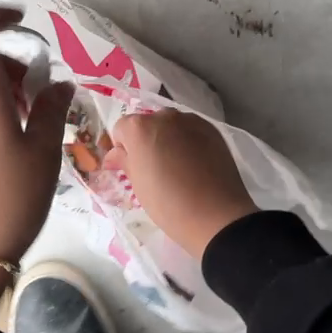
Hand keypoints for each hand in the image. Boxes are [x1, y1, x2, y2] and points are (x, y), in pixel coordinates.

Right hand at [111, 107, 257, 258]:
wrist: (216, 216)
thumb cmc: (168, 203)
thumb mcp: (138, 185)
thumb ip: (124, 161)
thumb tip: (115, 154)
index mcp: (138, 128)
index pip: (121, 129)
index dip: (123, 149)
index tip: (132, 168)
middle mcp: (164, 116)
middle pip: (146, 124)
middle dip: (145, 141)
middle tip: (154, 168)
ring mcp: (190, 121)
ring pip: (170, 125)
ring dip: (167, 139)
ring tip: (177, 166)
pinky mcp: (211, 129)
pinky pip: (191, 130)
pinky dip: (188, 141)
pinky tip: (194, 164)